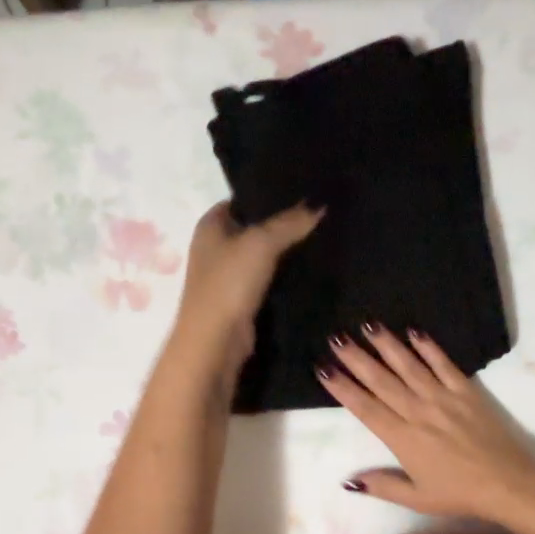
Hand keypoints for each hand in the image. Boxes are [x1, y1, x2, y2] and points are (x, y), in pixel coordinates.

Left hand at [172, 201, 322, 366]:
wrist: (216, 342)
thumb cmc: (229, 284)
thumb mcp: (261, 242)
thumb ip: (290, 222)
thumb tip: (319, 205)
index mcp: (210, 224)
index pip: (244, 199)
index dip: (272, 194)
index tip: (306, 191)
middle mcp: (216, 246)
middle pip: (256, 227)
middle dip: (284, 223)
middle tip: (321, 214)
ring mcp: (229, 275)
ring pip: (265, 255)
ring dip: (288, 251)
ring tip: (324, 238)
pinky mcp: (243, 299)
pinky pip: (269, 279)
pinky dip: (286, 275)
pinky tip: (311, 269)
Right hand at [319, 327, 534, 522]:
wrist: (507, 484)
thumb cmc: (459, 494)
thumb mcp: (417, 499)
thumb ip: (382, 486)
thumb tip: (348, 481)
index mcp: (403, 439)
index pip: (366, 408)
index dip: (343, 388)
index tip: (324, 369)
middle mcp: (419, 412)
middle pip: (382, 381)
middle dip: (357, 358)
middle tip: (337, 338)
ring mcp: (444, 399)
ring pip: (410, 366)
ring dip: (388, 345)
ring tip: (368, 326)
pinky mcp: (467, 392)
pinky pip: (444, 364)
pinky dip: (429, 347)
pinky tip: (414, 331)